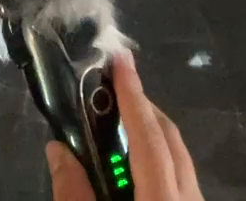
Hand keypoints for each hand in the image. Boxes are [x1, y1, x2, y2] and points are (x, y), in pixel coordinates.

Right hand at [46, 56, 203, 200]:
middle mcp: (188, 198)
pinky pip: (183, 177)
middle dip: (143, 105)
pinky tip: (138, 166)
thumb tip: (57, 150)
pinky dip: (161, 157)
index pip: (147, 136)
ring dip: (153, 132)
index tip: (120, 58)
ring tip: (122, 121)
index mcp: (161, 198)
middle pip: (169, 139)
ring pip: (180, 157)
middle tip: (114, 85)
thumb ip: (73, 193)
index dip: (132, 94)